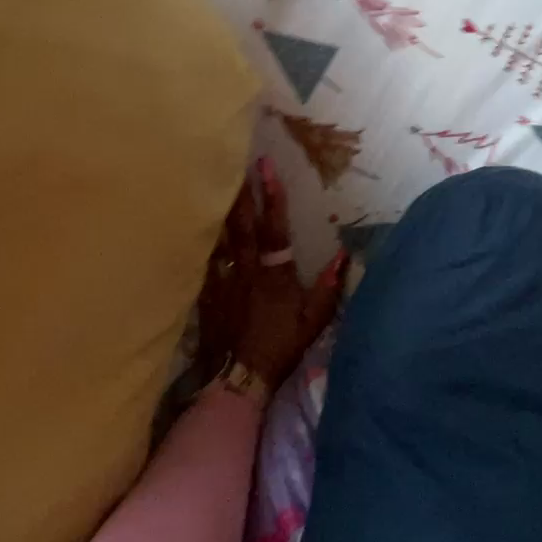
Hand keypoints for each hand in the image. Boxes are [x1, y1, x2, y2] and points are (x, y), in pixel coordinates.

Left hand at [196, 157, 346, 391]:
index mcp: (275, 274)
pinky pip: (205, 263)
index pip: (274, 227)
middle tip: (236, 164)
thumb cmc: (282, 346)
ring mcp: (224, 281)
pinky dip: (203, 243)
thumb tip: (344, 254)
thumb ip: (328, 286)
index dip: (272, 196)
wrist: (241, 377)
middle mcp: (247, 270)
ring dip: (220, 211)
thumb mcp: (314, 320)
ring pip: (220, 239)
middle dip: (241, 193)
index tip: (266, 167)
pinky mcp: (208, 295)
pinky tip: (197, 229)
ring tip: (215, 186)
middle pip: (242, 225)